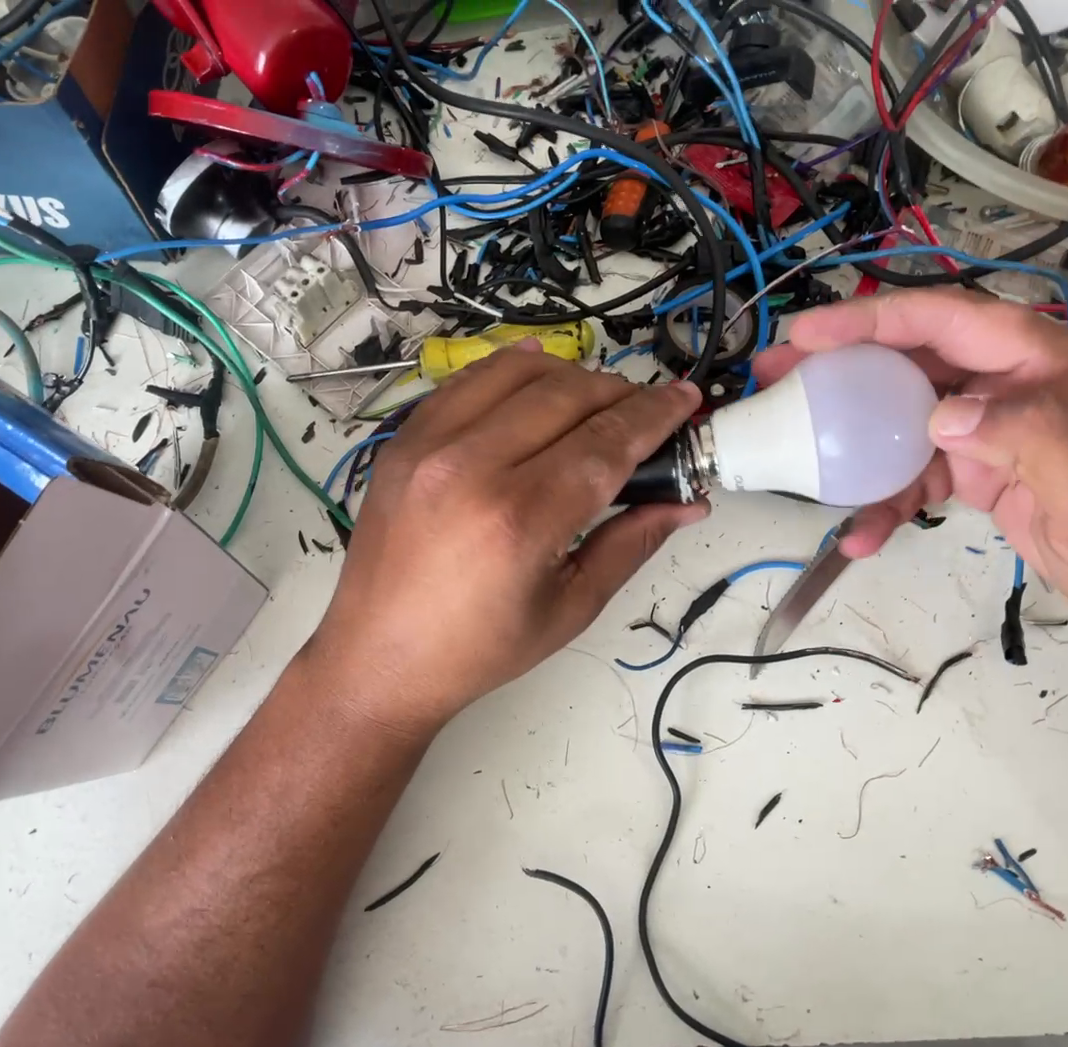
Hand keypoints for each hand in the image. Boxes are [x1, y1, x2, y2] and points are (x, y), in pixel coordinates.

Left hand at [303, 346, 708, 740]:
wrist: (378, 656)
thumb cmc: (478, 649)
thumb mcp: (568, 609)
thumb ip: (632, 544)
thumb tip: (689, 502)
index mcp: (520, 520)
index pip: (605, 442)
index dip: (654, 415)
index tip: (685, 400)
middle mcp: (471, 469)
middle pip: (567, 397)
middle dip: (621, 395)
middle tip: (646, 412)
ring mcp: (427, 447)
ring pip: (517, 375)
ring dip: (570, 377)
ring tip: (597, 399)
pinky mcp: (402, 442)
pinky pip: (465, 381)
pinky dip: (509, 368)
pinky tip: (538, 368)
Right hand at [755, 288, 1067, 636]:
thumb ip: (1037, 439)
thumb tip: (946, 414)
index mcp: (1052, 365)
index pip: (952, 322)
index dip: (876, 320)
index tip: (808, 334)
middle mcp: (1016, 382)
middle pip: (913, 358)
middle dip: (841, 367)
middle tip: (776, 378)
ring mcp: (995, 424)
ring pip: (902, 414)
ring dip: (850, 440)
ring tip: (797, 459)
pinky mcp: (979, 464)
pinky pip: (915, 469)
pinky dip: (884, 497)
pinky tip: (862, 534)